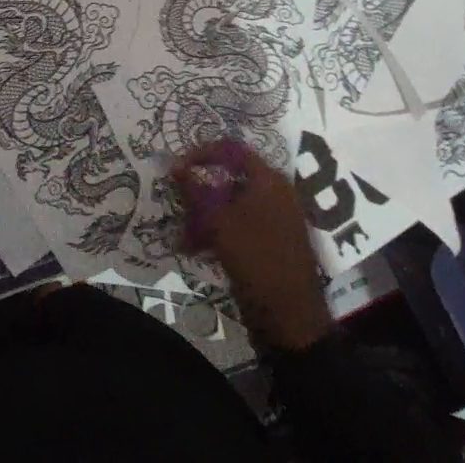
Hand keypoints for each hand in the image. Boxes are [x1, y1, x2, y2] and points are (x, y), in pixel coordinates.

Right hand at [175, 144, 332, 350]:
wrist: (289, 315)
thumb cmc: (255, 257)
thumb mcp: (217, 221)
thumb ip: (194, 190)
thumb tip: (175, 165)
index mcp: (268, 181)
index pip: (231, 149)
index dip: (200, 153)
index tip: (176, 169)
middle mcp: (274, 194)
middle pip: (228, 179)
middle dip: (198, 192)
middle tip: (178, 205)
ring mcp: (274, 219)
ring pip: (229, 205)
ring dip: (203, 216)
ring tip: (182, 237)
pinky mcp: (269, 242)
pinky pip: (237, 225)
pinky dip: (216, 232)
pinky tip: (195, 249)